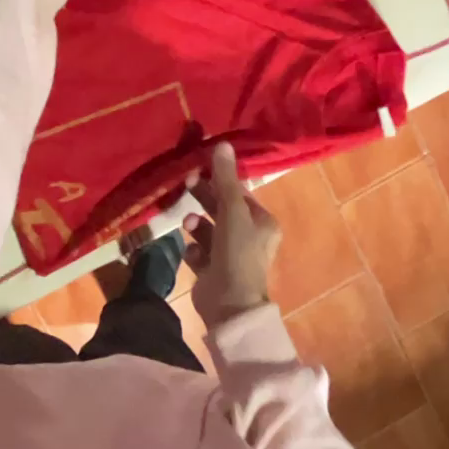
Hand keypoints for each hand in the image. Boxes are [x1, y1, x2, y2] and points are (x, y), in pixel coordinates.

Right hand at [184, 143, 280, 325]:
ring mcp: (230, 256)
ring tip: (188, 225)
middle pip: (222, 210)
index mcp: (263, 223)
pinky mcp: (213, 271)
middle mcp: (250, 238)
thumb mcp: (232, 212)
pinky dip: (194, 250)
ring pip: (208, 230)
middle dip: (204, 199)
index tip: (198, 169)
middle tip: (185, 184)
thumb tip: (222, 144)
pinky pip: (199, 251)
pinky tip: (193, 255)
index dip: (219, 181)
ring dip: (197, 225)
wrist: (230, 303)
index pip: (239, 194)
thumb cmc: (237, 254)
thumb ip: (225, 180)